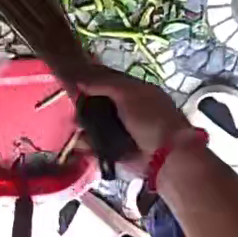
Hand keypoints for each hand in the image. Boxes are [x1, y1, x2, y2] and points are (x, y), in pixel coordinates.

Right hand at [73, 68, 191, 171]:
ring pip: (98, 123)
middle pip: (102, 102)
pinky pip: (99, 143)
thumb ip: (104, 84)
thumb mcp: (127, 93)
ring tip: (74, 124)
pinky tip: (80, 142)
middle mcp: (132, 109)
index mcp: (139, 91)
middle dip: (86, 104)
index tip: (74, 81)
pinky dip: (89, 143)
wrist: (165, 156)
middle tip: (72, 105)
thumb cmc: (150, 118)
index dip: (93, 80)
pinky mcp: (119, 149)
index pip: (112, 80)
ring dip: (85, 124)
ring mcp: (126, 130)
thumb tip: (80, 80)